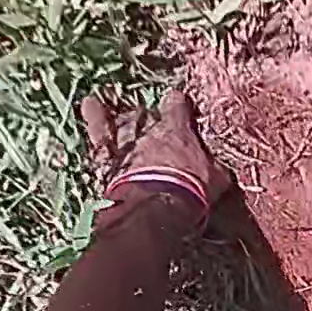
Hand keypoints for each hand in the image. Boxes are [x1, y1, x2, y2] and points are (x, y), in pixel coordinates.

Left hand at [81, 90, 232, 218]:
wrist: (158, 207)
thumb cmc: (191, 191)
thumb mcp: (215, 181)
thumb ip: (216, 169)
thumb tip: (221, 169)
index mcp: (178, 132)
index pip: (178, 106)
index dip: (178, 104)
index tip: (180, 104)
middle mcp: (150, 131)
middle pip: (147, 115)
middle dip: (149, 119)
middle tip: (152, 125)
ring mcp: (127, 143)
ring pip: (123, 121)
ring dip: (123, 117)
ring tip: (123, 110)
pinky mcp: (108, 158)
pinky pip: (99, 133)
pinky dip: (94, 117)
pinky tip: (90, 104)